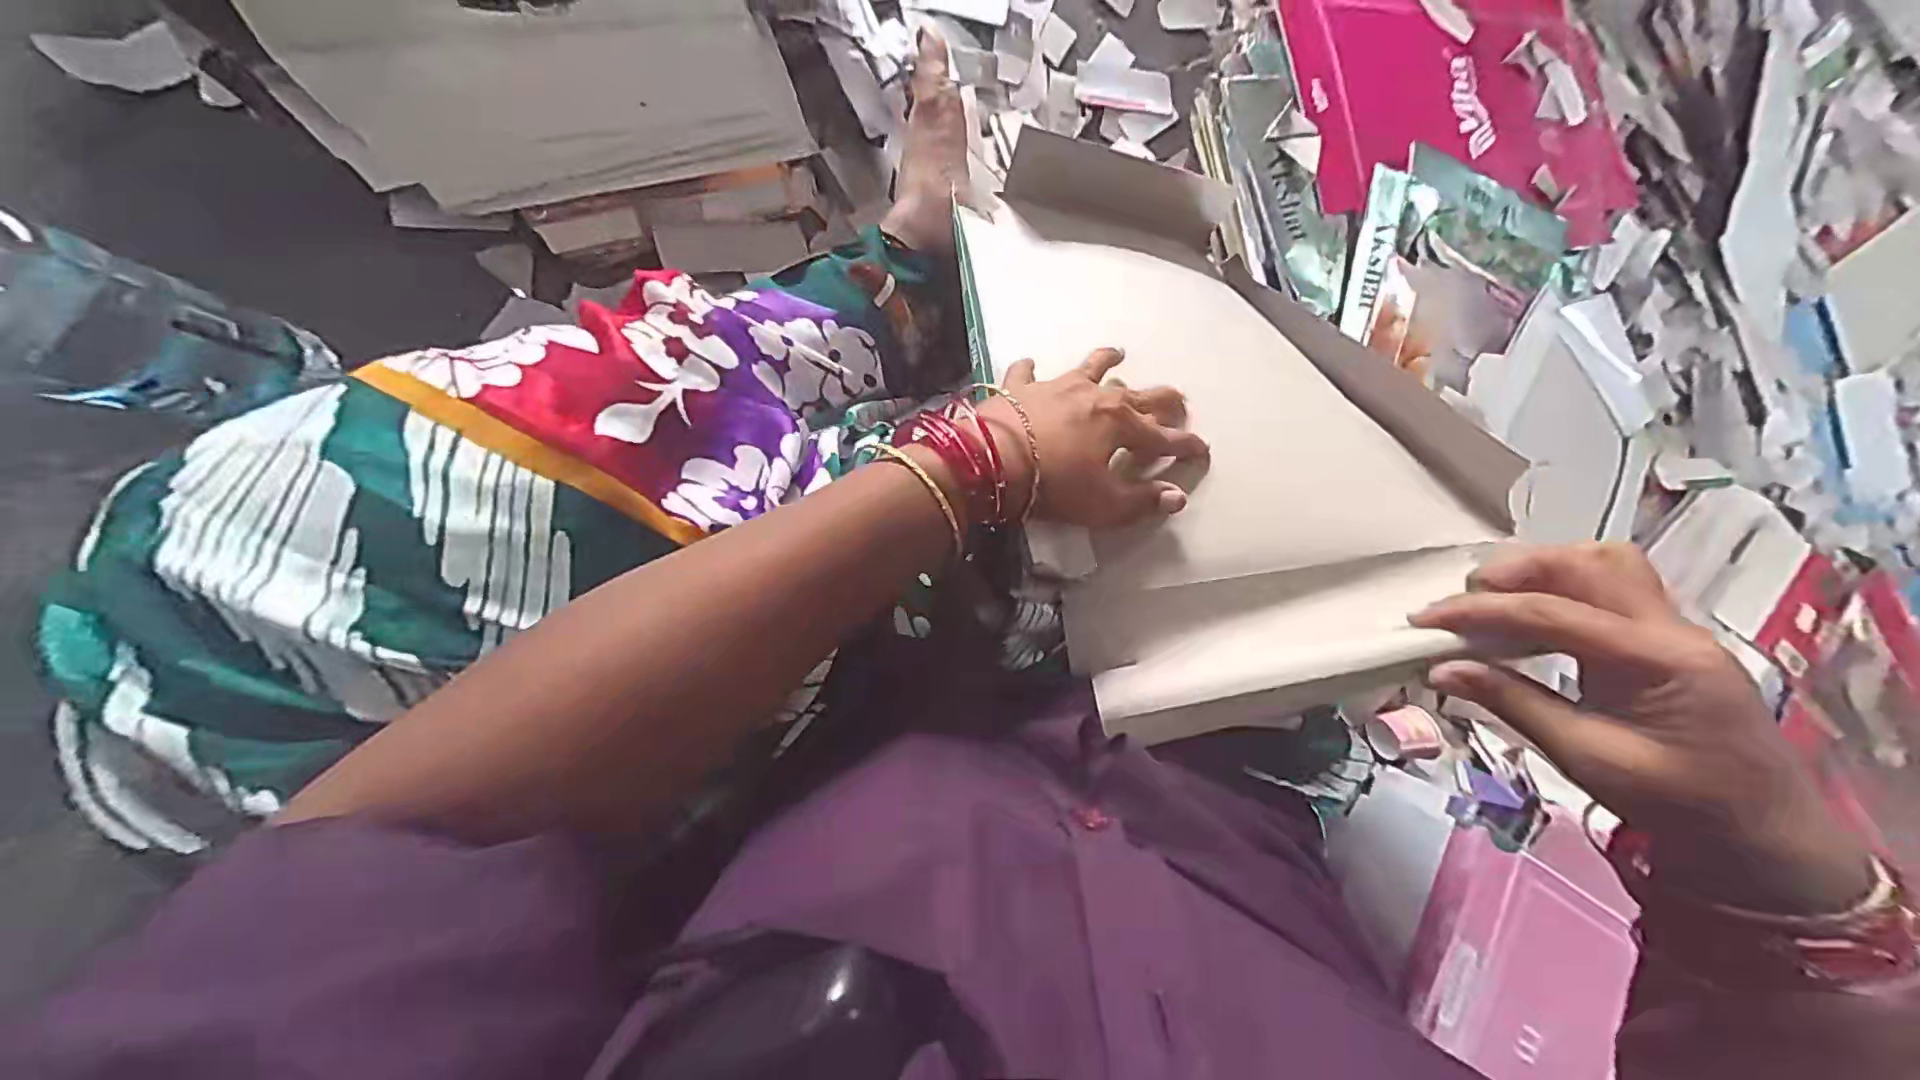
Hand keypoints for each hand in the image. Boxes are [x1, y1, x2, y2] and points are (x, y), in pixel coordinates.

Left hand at [984, 348, 1207, 528]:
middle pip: (1138, 395)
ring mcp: (1056, 387)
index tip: (1201, 449)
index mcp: (1121, 425)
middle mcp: (1095, 397)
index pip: (1163, 437)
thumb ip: (1141, 501)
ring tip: (1117, 353)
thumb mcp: (1102, 504)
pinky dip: (1031, 370)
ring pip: (1089, 368)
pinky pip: (1027, 373)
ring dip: (1106, 361)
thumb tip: (1177, 498)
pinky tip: (1031, 366)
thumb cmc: (1053, 485)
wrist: (992, 461)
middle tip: (1178, 400)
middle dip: (1163, 399)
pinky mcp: (1020, 388)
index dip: (1185, 446)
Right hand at [1411, 542, 1875, 915]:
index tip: (1425, 619)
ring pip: (1602, 564)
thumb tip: (1442, 669)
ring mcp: (1672, 629)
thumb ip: (1513, 703)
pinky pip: (1606, 588)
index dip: (1479, 610)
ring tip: (1490, 604)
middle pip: (1587, 563)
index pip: (1551, 610)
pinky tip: (1525, 619)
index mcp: (1659, 660)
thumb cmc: (1680, 804)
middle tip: (1461, 604)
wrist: (1764, 836)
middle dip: (1513, 571)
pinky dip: (1556, 589)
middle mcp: (1671, 630)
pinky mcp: (1661, 638)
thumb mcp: (1586, 758)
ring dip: (1537, 572)